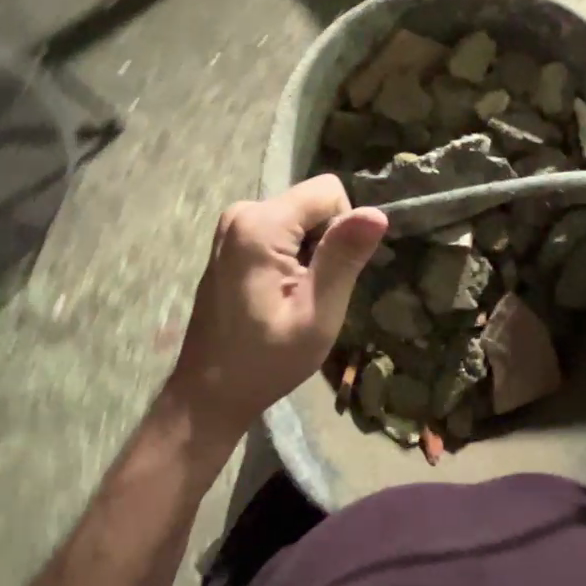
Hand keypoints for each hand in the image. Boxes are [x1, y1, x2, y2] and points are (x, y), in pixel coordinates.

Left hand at [165, 176, 388, 437]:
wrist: (208, 393)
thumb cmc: (265, 361)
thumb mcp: (316, 316)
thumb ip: (343, 258)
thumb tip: (377, 213)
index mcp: (260, 223)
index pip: (329, 191)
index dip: (342, 230)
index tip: (327, 276)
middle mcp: (241, 211)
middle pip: (313, 203)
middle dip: (324, 242)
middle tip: (309, 294)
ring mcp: (232, 225)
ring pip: (300, 217)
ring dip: (309, 252)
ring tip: (293, 297)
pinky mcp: (231, 239)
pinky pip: (281, 229)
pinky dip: (290, 256)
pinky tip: (277, 293)